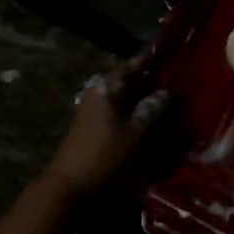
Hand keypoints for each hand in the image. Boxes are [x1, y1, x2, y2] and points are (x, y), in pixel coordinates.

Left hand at [39, 64, 170, 198]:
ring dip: (134, 90)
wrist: (68, 180)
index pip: (127, 67)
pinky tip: (138, 111)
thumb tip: (165, 91)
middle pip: (121, 78)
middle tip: (163, 73)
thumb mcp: (132, 134)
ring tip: (155, 91)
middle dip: (141, 75)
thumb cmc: (103, 155)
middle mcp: (96, 92)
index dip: (144, 61)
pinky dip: (126, 103)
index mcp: (105, 89)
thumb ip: (149, 110)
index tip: (160, 52)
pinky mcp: (89, 122)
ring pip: (116, 92)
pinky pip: (112, 104)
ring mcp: (90, 107)